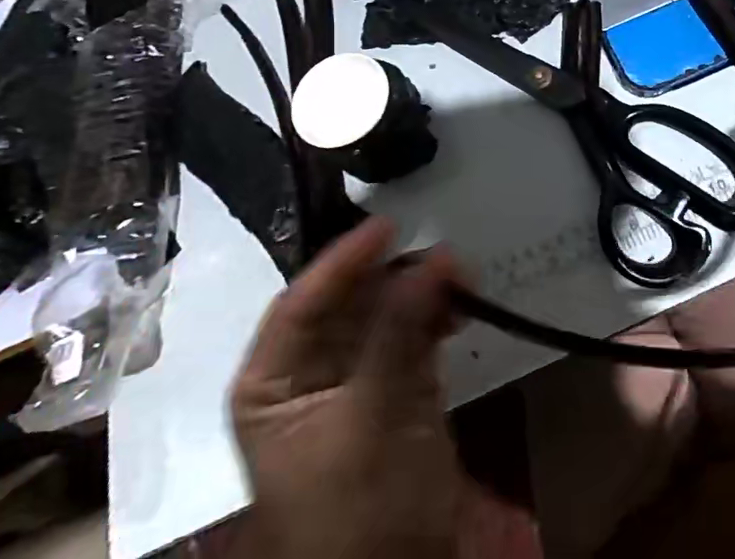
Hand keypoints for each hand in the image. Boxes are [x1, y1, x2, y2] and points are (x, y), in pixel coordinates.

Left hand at [231, 218, 463, 558]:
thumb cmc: (356, 509)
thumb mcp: (371, 418)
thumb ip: (400, 333)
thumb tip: (433, 258)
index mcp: (272, 384)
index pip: (301, 304)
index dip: (342, 262)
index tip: (387, 225)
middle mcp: (310, 374)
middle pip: (348, 304)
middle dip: (391, 275)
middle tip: (438, 251)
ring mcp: (358, 381)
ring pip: (387, 316)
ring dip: (421, 293)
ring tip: (459, 275)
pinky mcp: (400, 391)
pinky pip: (415, 338)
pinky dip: (437, 319)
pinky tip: (461, 306)